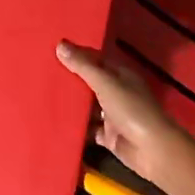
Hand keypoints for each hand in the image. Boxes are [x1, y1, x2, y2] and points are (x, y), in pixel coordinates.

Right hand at [56, 41, 182, 179]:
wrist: (152, 150)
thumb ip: (82, 65)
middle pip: (90, 82)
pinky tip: (56, 121)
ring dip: (71, 103)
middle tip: (42, 71)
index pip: (95, 59)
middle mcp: (117, 91)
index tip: (52, 49)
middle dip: (70, 78)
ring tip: (43, 95)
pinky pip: (88, 128)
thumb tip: (60, 44)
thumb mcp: (105, 83)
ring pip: (88, 106)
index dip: (77, 54)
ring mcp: (113, 114)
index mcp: (120, 74)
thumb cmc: (131, 109)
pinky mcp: (108, 136)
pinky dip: (76, 126)